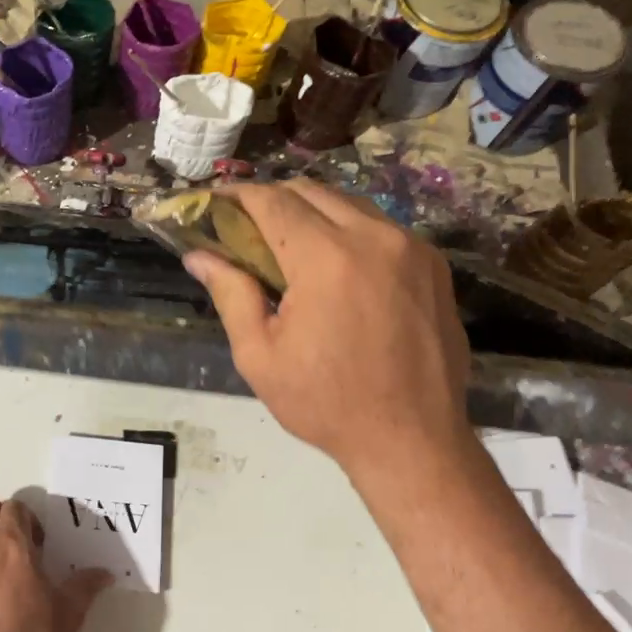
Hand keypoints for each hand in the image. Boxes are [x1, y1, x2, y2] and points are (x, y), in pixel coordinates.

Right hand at [184, 180, 472, 475]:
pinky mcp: (433, 264)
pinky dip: (347, 230)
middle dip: (272, 199)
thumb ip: (230, 294)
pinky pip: (380, 227)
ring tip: (284, 243)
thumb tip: (198, 256)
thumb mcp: (260, 355)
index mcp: (327, 258)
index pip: (273, 201)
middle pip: (311, 191)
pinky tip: (331, 264)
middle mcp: (374, 238)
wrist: (414, 439)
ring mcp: (411, 248)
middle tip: (243, 225)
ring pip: (349, 203)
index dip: (237, 195)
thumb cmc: (326, 402)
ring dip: (311, 211)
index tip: (213, 201)